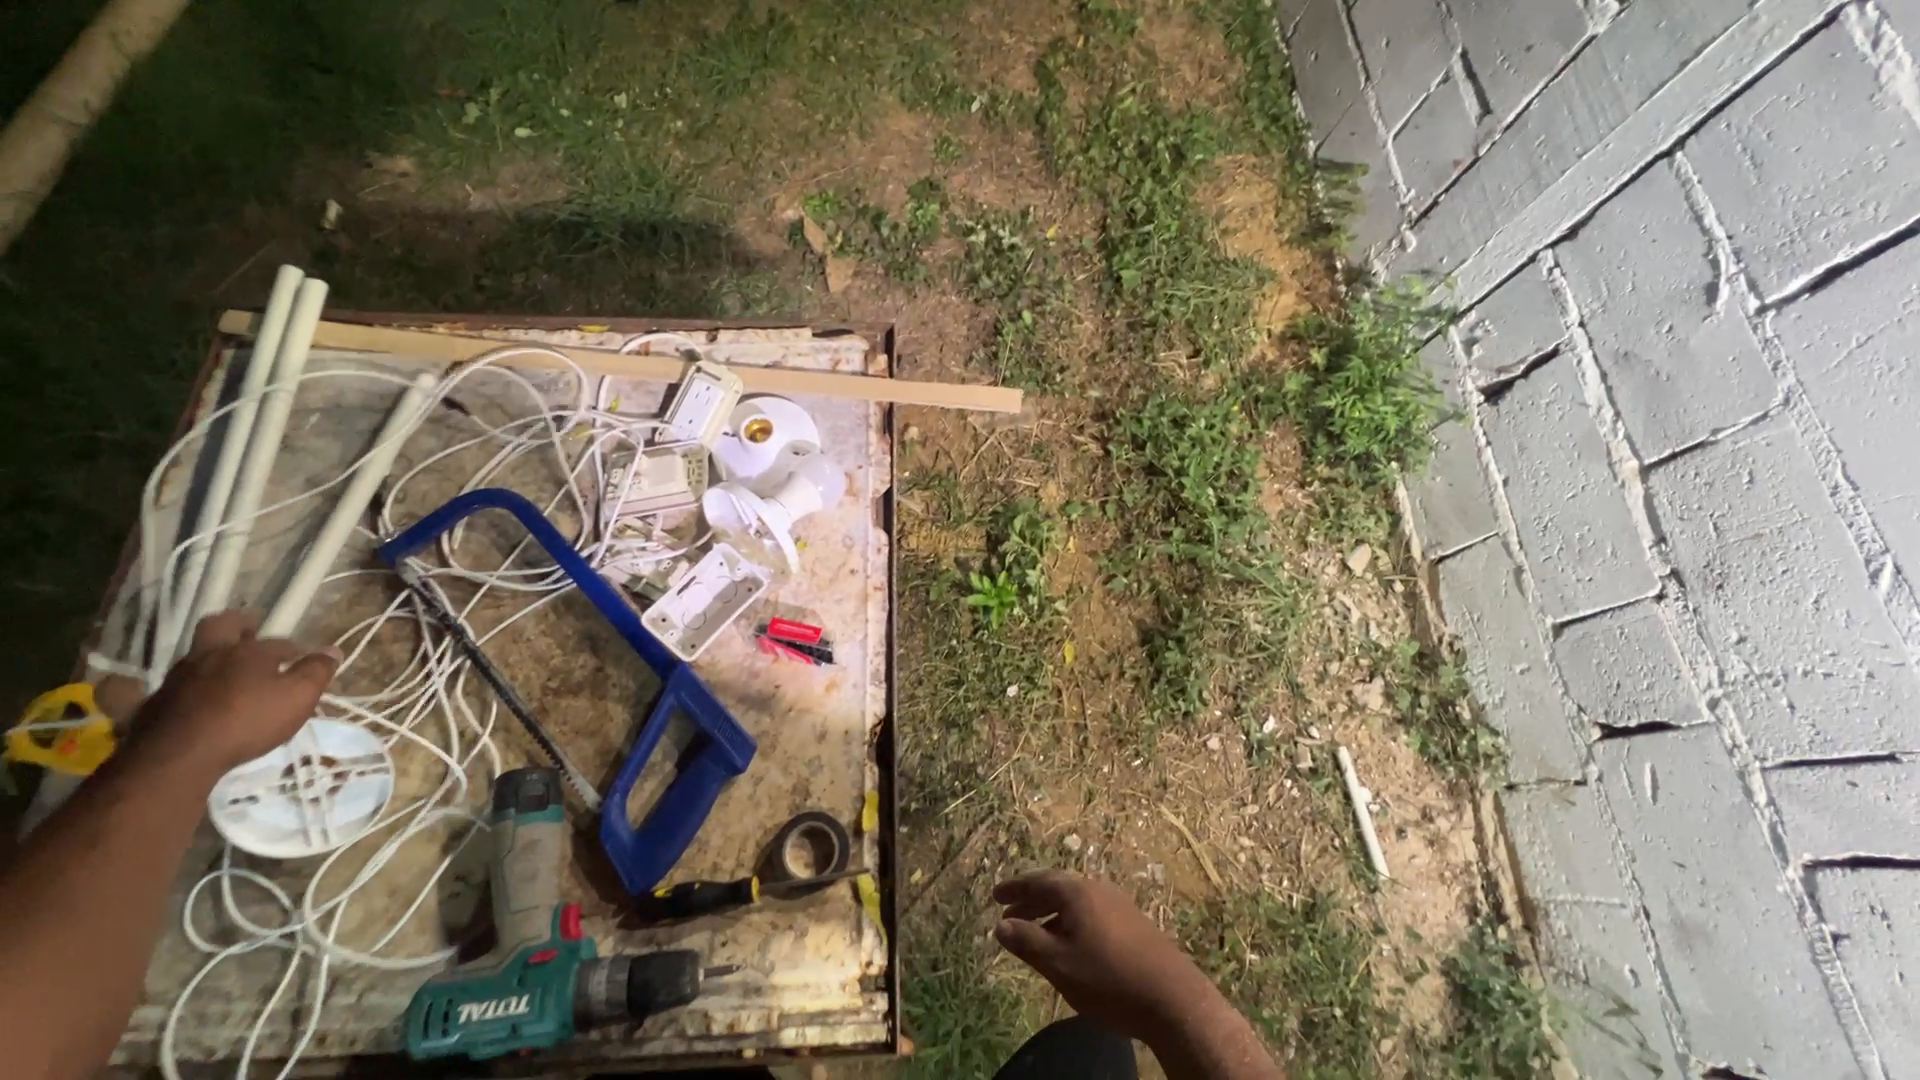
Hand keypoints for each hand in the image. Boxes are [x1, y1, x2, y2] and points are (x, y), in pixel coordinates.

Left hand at [105, 611, 340, 774]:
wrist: (181, 758)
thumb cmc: (249, 722)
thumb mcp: (300, 697)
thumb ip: (317, 671)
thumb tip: (332, 649)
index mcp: (248, 652)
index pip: (278, 642)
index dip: (295, 649)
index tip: (307, 661)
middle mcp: (208, 657)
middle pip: (220, 625)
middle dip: (237, 625)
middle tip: (251, 635)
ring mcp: (173, 680)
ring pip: (188, 656)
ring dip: (204, 658)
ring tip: (219, 672)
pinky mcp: (145, 706)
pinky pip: (128, 690)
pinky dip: (131, 687)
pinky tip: (137, 689)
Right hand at [992, 870, 1211, 1039]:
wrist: (1172, 999)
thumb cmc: (1108, 979)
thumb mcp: (1059, 964)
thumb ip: (1027, 942)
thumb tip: (1001, 925)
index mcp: (1078, 893)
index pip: (1038, 881)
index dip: (1014, 888)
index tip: (995, 896)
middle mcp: (1098, 890)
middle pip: (1057, 888)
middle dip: (1031, 901)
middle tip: (1009, 913)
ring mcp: (1119, 905)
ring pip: (1075, 903)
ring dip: (1051, 914)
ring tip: (1034, 934)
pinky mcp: (1133, 924)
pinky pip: (1091, 914)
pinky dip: (1070, 922)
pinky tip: (1068, 945)